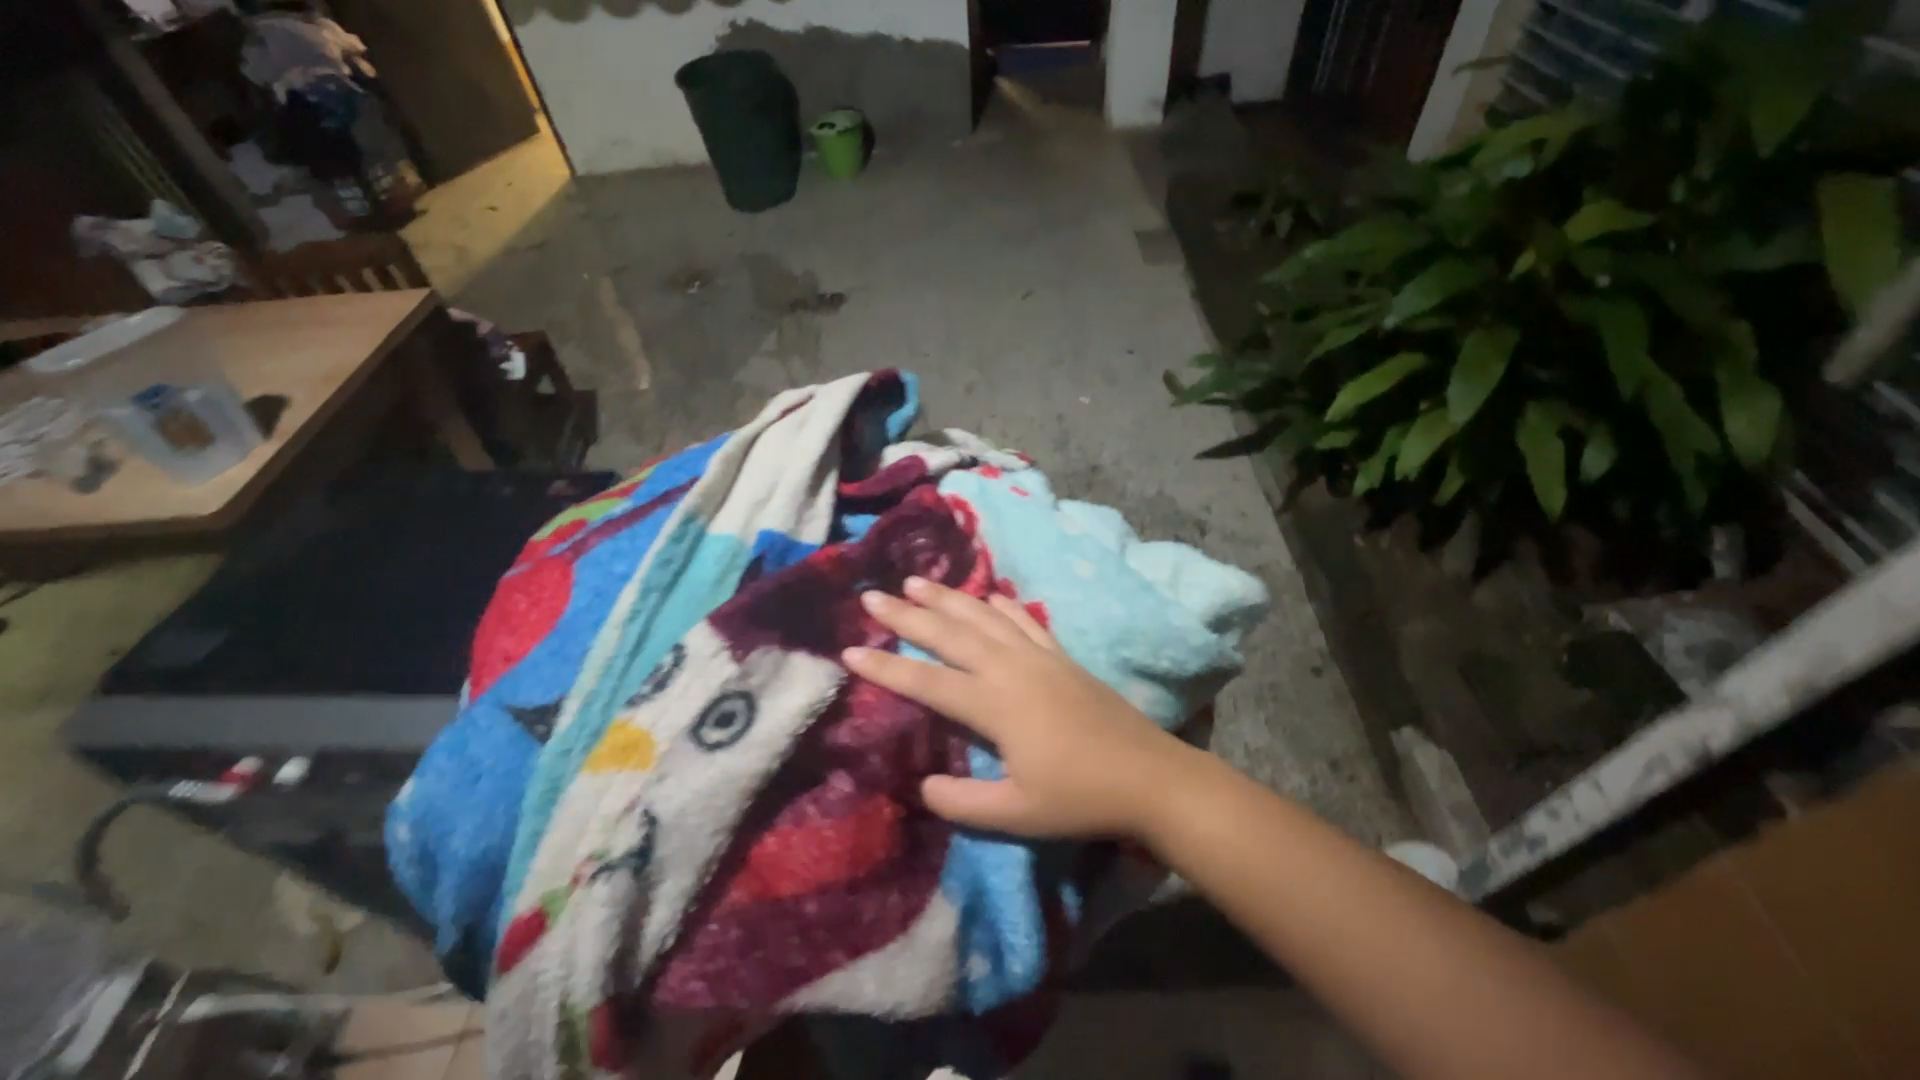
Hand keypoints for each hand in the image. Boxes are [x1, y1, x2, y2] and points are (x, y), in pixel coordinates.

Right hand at [841, 576, 1200, 839]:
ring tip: (916, 580)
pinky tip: (986, 594)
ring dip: (948, 598)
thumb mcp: (1015, 813)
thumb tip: (922, 784)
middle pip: (950, 635)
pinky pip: (1023, 620)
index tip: (849, 650)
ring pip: (984, 617)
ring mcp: (1040, 658)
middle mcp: (1011, 669)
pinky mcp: (1062, 657)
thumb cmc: (1080, 798)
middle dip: (908, 614)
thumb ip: (962, 801)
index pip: (927, 681)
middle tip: (872, 595)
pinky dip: (999, 604)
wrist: (1149, 777)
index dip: (886, 667)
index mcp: (995, 706)